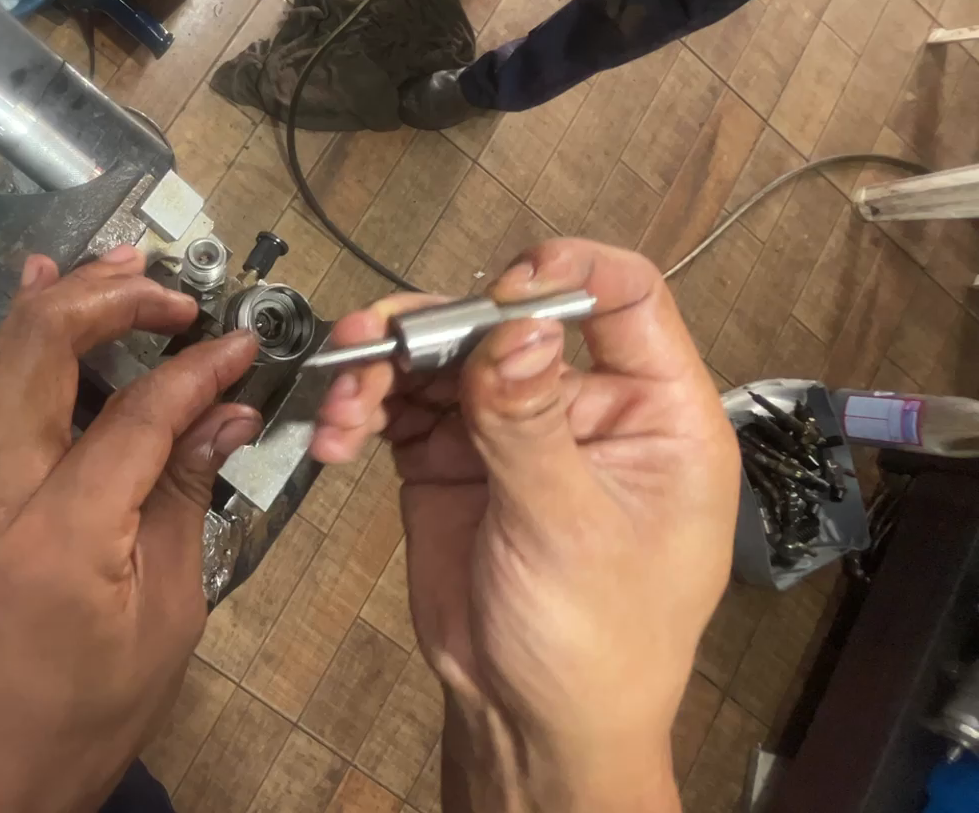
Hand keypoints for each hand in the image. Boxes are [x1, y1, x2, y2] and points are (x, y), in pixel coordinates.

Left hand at [0, 246, 261, 812]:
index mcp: (60, 532)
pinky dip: (25, 328)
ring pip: (7, 350)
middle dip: (109, 298)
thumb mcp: (169, 604)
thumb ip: (185, 489)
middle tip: (171, 292)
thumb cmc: (97, 697)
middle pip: (41, 348)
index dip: (194, 370)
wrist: (1, 743)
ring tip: (123, 266)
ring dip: (65, 297)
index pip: (134, 415)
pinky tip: (47, 288)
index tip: (238, 343)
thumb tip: (228, 409)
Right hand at [311, 239, 736, 811]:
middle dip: (424, 329)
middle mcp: (568, 404)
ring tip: (342, 410)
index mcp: (647, 415)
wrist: (517, 710)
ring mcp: (495, 424)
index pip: (622, 300)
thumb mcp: (569, 528)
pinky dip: (355, 411)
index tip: (496, 293)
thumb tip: (515, 325)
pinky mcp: (438, 450)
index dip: (562, 276)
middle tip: (369, 348)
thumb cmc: (592, 639)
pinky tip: (337, 442)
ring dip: (372, 370)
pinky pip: (389, 403)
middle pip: (492, 319)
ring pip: (427, 355)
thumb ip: (532, 423)